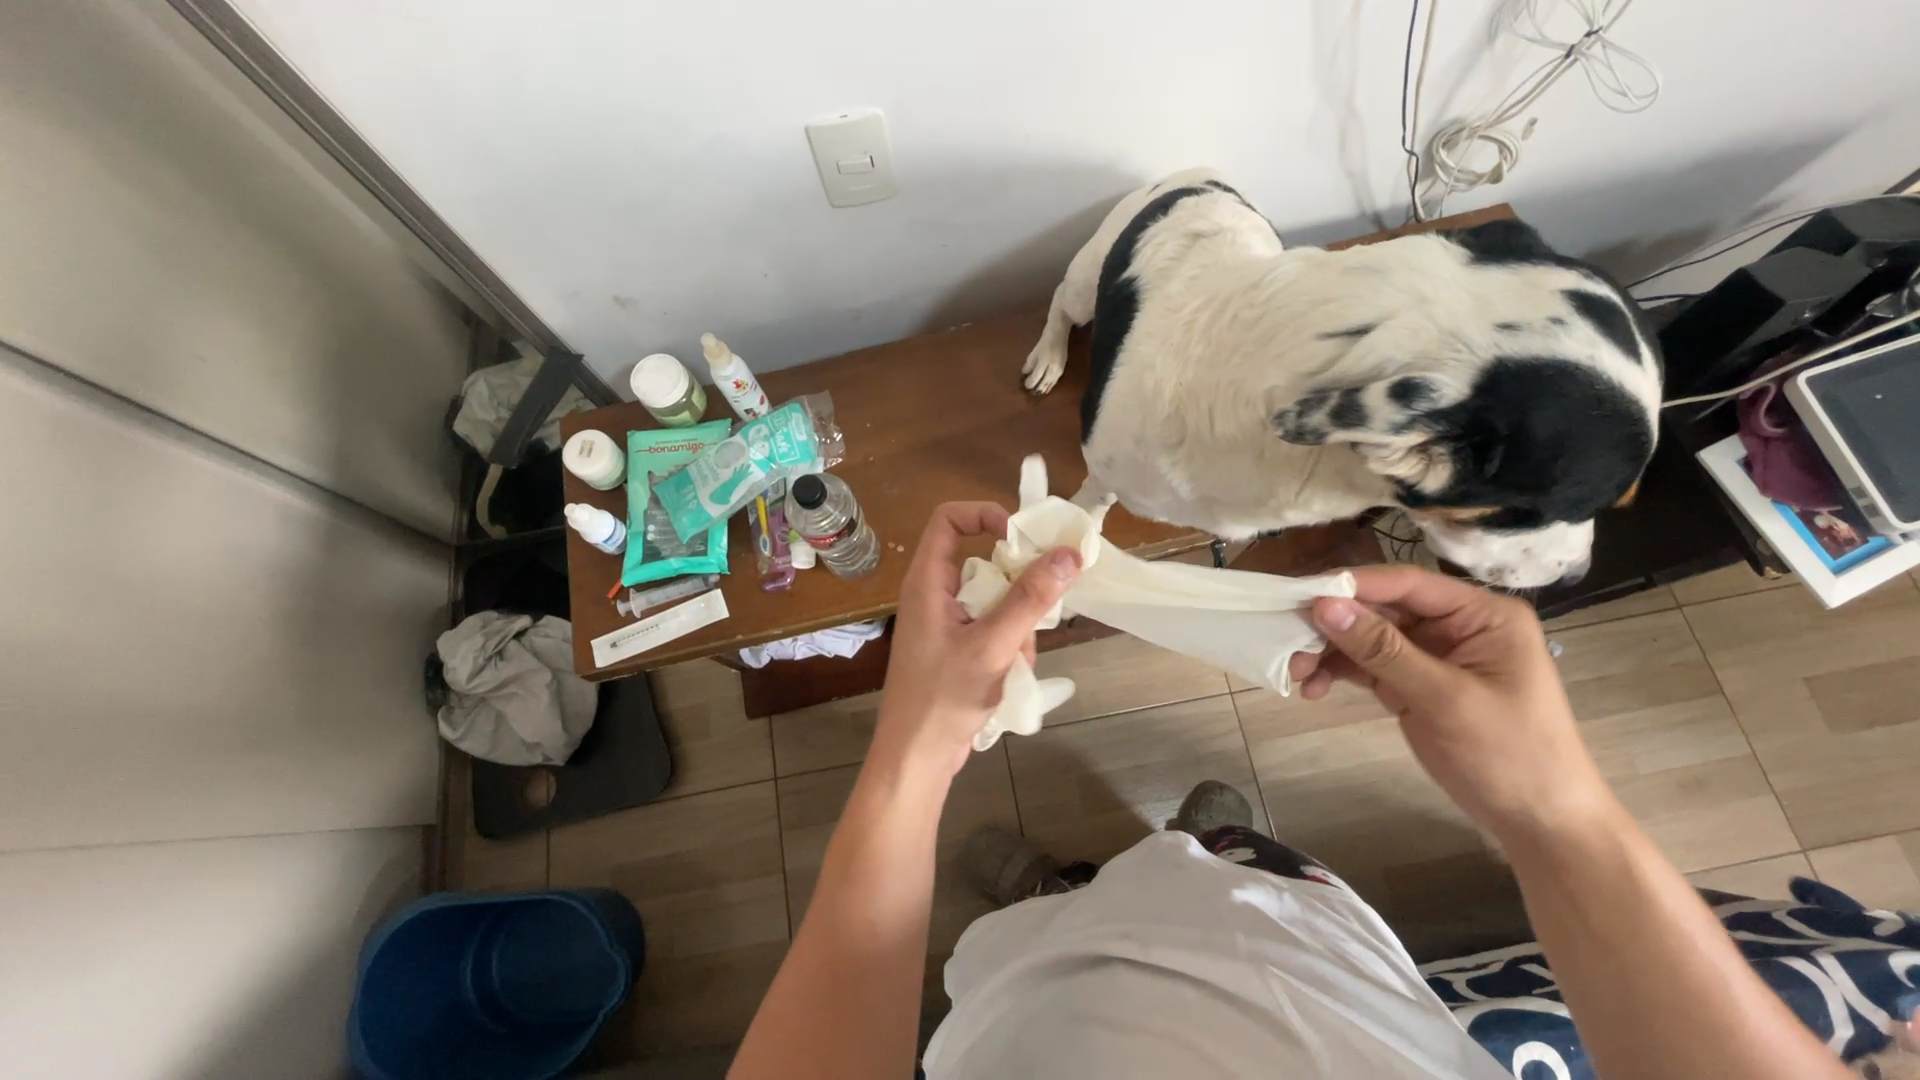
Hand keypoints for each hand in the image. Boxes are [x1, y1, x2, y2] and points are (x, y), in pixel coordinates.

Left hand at [873, 502, 1080, 778]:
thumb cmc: (942, 698)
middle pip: (984, 561)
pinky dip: (1011, 646)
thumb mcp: (991, 645)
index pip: (949, 519)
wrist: (916, 757)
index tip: (1022, 537)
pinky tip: (1014, 673)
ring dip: (1018, 624)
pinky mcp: (958, 649)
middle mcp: (935, 595)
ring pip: (997, 599)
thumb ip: (1029, 599)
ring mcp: (947, 624)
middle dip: (1018, 586)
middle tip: (1041, 607)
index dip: (985, 514)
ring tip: (1019, 658)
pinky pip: (994, 628)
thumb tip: (1067, 553)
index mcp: (928, 582)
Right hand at [1286, 564, 1617, 846]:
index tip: (1299, 595)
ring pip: (1366, 636)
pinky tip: (1314, 689)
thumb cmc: (1510, 754)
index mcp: (1480, 614)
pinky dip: (1338, 673)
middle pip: (1380, 608)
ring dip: (1329, 651)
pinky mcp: (1413, 684)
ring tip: (1298, 674)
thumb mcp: (1445, 699)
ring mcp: (1432, 655)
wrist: (1539, 823)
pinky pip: (1366, 665)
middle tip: (1288, 642)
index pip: (1406, 584)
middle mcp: (1454, 625)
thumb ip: (1383, 650)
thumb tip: (1324, 606)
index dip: (1352, 584)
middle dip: (1332, 625)